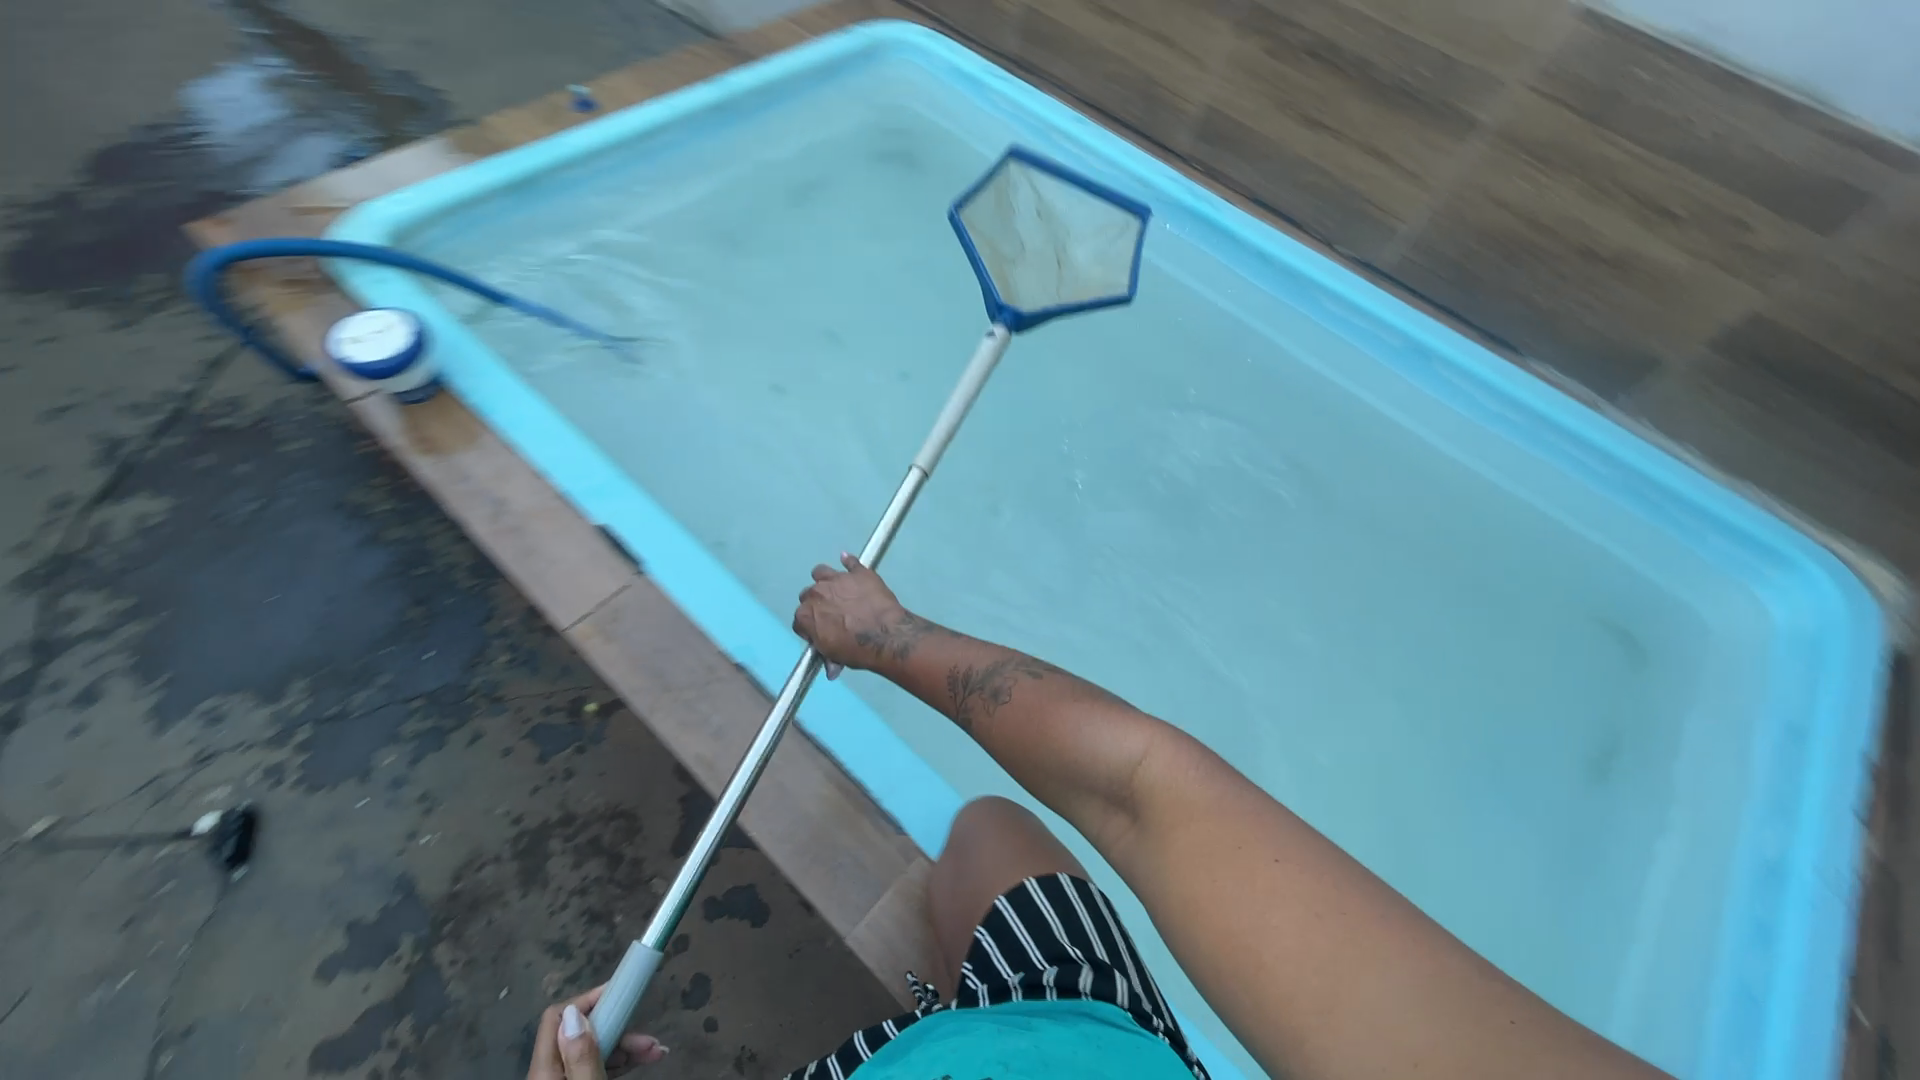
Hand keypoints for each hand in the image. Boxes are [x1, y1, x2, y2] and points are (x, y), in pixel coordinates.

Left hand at [526, 984, 667, 1079]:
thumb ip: (582, 1056)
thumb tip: (575, 1011)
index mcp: (545, 1069)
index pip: (557, 1016)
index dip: (589, 999)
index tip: (622, 994)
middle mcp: (550, 1071)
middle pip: (582, 1034)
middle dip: (620, 1028)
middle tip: (651, 1039)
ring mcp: (563, 1079)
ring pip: (594, 1051)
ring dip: (627, 1046)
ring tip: (657, 1052)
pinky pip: (595, 1066)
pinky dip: (620, 1062)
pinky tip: (643, 1061)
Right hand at [793, 554, 917, 673]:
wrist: (885, 636)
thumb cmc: (857, 650)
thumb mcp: (836, 656)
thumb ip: (828, 656)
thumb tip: (831, 670)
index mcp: (805, 615)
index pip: (801, 619)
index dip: (811, 626)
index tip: (822, 630)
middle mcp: (815, 594)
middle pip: (809, 595)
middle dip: (818, 603)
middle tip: (833, 613)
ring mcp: (836, 580)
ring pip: (821, 572)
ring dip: (826, 580)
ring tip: (837, 588)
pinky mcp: (858, 572)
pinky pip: (849, 561)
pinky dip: (848, 562)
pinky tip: (847, 560)